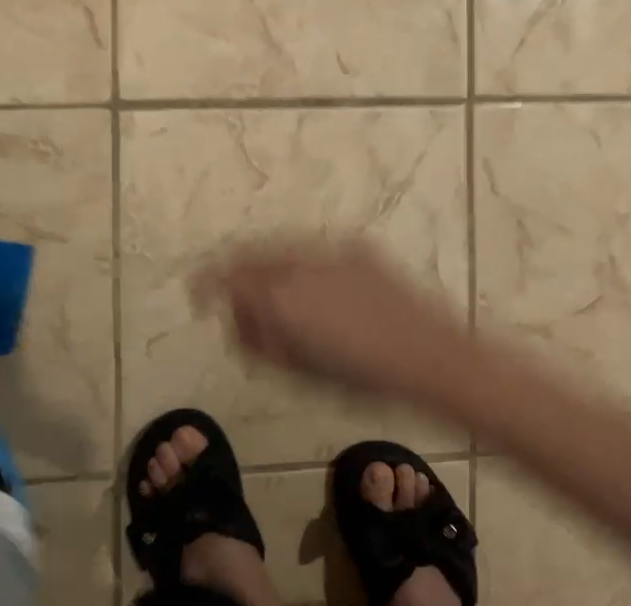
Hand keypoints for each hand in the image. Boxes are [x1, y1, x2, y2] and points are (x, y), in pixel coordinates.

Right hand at [191, 241, 469, 401]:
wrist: (434, 358)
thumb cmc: (364, 381)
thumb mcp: (300, 371)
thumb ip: (260, 340)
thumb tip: (237, 320)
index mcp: (280, 296)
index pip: (225, 275)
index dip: (204, 281)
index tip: (196, 291)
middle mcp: (298, 262)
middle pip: (250, 256)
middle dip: (239, 277)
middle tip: (242, 308)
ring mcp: (330, 250)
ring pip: (282, 250)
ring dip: (271, 270)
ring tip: (281, 301)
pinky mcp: (357, 248)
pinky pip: (316, 253)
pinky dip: (305, 268)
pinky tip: (320, 295)